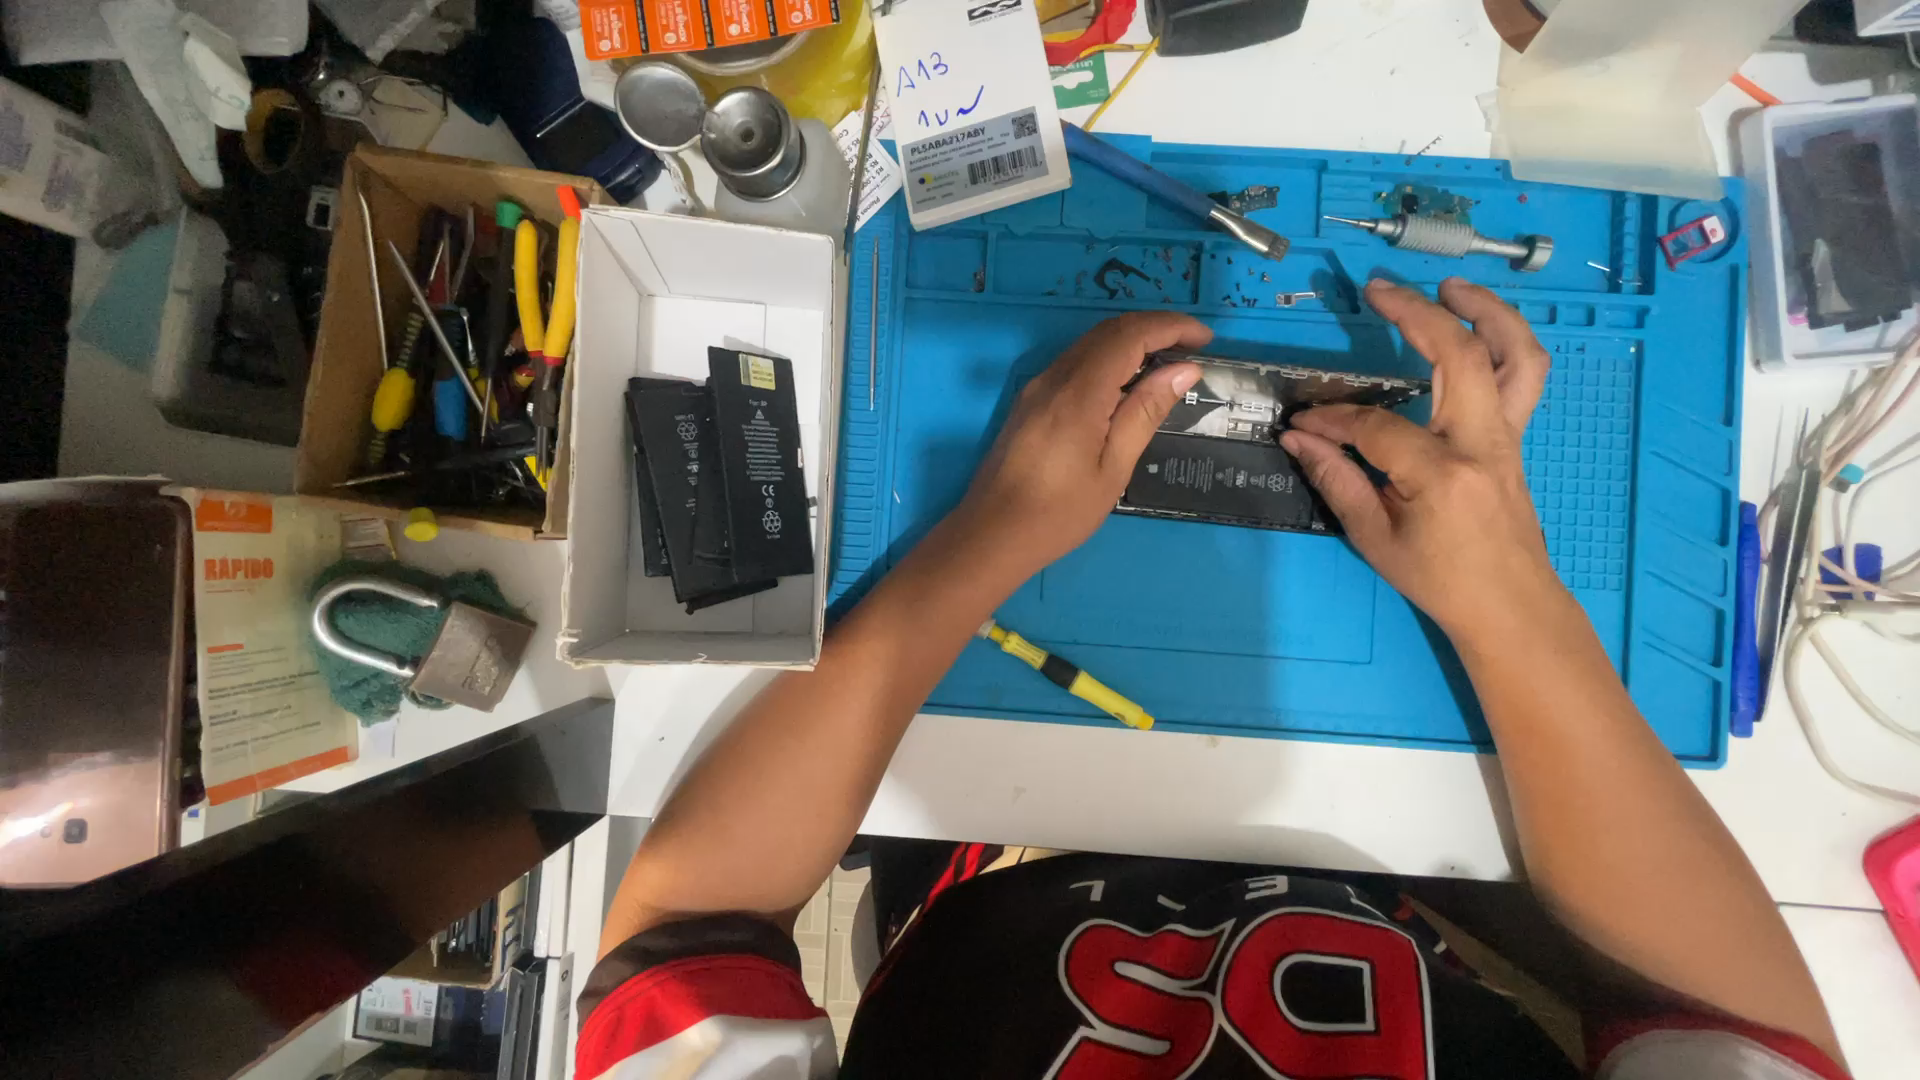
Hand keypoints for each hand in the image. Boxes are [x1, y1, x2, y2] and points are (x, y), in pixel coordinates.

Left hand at [955, 312, 1211, 578]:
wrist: (992, 533)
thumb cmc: (1058, 513)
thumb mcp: (1113, 468)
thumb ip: (1145, 413)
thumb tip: (1183, 370)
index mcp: (1079, 392)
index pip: (1129, 335)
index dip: (1171, 327)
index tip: (1205, 340)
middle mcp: (1054, 378)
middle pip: (1108, 332)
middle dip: (1154, 330)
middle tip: (1191, 350)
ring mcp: (1036, 389)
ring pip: (1088, 346)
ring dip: (1129, 344)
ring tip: (1166, 368)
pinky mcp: (1029, 403)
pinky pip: (1073, 365)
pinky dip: (1106, 362)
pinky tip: (1124, 389)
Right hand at [1281, 278, 1559, 643]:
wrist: (1508, 604)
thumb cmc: (1437, 578)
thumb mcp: (1373, 536)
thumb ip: (1337, 479)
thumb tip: (1299, 438)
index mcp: (1441, 472)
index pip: (1376, 426)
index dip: (1333, 418)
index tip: (1301, 421)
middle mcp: (1484, 442)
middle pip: (1461, 356)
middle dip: (1418, 314)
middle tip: (1379, 290)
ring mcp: (1509, 437)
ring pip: (1517, 355)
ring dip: (1489, 311)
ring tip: (1452, 288)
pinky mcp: (1516, 438)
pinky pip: (1523, 376)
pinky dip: (1505, 342)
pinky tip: (1476, 330)